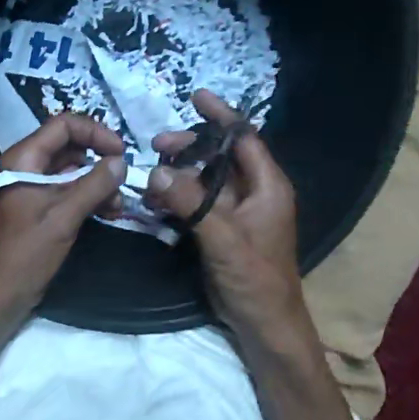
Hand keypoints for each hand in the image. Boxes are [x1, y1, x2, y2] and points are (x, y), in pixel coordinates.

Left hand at [0, 114, 127, 314]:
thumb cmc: (26, 252)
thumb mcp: (64, 216)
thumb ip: (94, 185)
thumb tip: (121, 161)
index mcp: (24, 159)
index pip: (63, 125)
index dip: (95, 132)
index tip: (121, 152)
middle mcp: (26, 166)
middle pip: (69, 147)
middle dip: (99, 161)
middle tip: (124, 182)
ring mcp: (32, 188)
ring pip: (72, 171)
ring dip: (98, 183)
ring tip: (118, 206)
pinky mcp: (39, 208)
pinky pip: (67, 192)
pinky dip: (88, 198)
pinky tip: (109, 213)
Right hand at [146, 90, 306, 346]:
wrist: (263, 323)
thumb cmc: (254, 279)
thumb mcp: (222, 239)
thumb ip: (191, 204)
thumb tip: (156, 171)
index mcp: (267, 187)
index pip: (244, 138)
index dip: (221, 116)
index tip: (196, 96)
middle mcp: (254, 193)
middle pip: (220, 156)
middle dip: (189, 147)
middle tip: (156, 146)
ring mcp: (238, 212)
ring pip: (205, 179)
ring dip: (179, 174)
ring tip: (151, 176)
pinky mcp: (222, 230)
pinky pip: (197, 203)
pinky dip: (177, 197)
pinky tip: (156, 200)